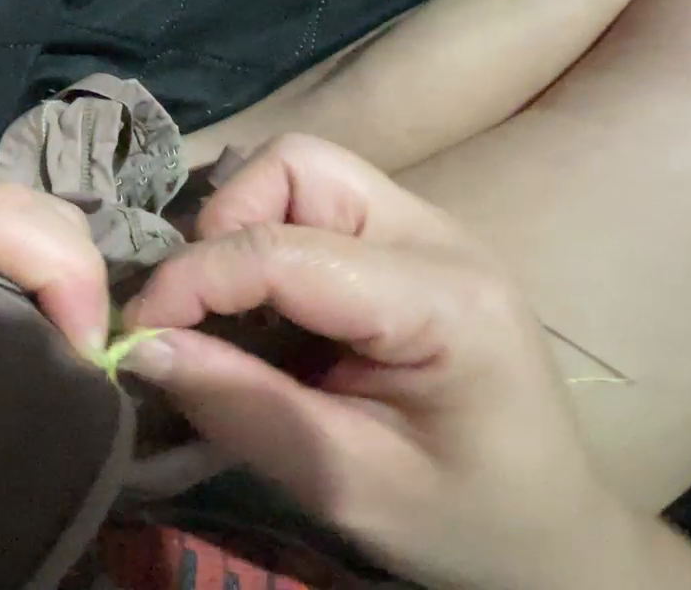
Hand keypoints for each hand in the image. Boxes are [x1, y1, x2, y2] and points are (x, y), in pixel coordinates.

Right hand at [120, 135, 687, 589]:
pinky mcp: (398, 231)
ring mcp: (419, 223)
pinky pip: (305, 195)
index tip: (135, 332)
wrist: (554, 525)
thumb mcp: (348, 485)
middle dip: (222, 225)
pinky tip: (263, 297)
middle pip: (293, 164)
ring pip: (293, 167)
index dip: (190, 280)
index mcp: (442, 300)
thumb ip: (240, 406)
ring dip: (238, 222)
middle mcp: (434, 232)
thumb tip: (139, 347)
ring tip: (229, 302)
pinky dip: (259, 230)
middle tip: (198, 308)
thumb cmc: (465, 518)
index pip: (280, 249)